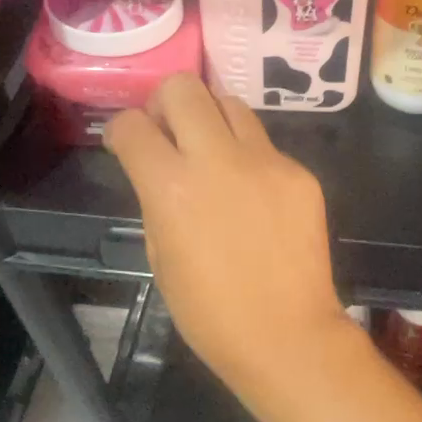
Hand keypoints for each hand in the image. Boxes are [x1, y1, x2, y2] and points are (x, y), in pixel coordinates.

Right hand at [105, 76, 352, 379]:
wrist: (286, 333)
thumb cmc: (209, 312)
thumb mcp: (160, 257)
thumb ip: (155, 200)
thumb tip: (157, 171)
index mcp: (171, 186)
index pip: (132, 124)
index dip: (121, 130)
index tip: (127, 143)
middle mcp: (218, 159)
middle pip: (184, 87)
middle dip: (166, 103)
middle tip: (169, 131)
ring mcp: (266, 162)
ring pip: (231, 104)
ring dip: (212, 120)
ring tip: (213, 153)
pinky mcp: (300, 173)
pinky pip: (266, 146)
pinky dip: (250, 157)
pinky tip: (252, 194)